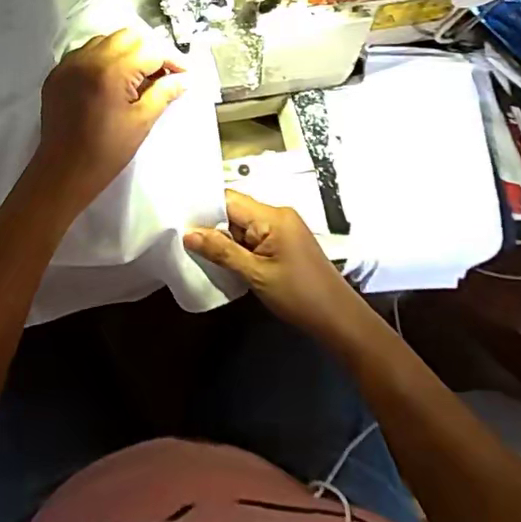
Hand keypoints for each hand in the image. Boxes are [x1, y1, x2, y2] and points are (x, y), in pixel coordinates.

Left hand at [30, 29, 187, 206]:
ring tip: (136, 78)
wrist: (63, 170)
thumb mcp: (142, 121)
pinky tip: (111, 82)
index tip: (183, 74)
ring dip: (125, 51)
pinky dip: (102, 59)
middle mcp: (88, 58)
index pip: (150, 50)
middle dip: (148, 50)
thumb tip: (183, 78)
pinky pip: (85, 53)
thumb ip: (164, 93)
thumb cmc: (107, 151)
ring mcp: (69, 64)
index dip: (171, 60)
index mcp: (111, 70)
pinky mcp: (57, 73)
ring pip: (105, 40)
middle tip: (160, 75)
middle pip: (128, 36)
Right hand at [185, 191, 371, 345]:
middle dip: (211, 225)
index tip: (179, 218)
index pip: (228, 199)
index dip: (203, 208)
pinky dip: (238, 247)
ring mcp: (283, 229)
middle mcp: (278, 215)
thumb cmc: (301, 296)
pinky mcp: (284, 243)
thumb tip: (189, 233)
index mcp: (273, 216)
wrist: (341, 322)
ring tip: (198, 250)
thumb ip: (221, 251)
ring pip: (242, 225)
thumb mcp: (256, 275)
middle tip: (184, 237)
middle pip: (234, 211)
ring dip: (224, 238)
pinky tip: (223, 260)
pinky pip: (253, 237)